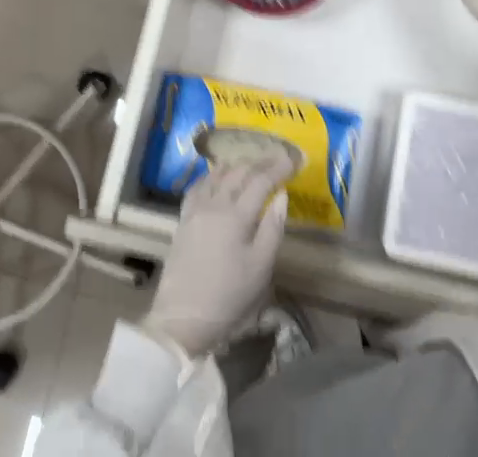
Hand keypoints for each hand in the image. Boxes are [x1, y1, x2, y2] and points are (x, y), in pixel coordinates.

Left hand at [142, 156, 292, 357]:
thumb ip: (272, 228)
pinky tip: (217, 178)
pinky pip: (198, 186)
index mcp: (236, 216)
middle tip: (277, 159)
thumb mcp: (261, 267)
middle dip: (259, 163)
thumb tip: (281, 195)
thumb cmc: (229, 295)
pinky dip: (212, 176)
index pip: (261, 181)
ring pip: (216, 175)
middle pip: (237, 172)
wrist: (183, 317)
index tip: (294, 160)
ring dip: (235, 165)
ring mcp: (195, 211)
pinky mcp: (183, 220)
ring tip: (250, 164)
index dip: (279, 168)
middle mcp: (214, 205)